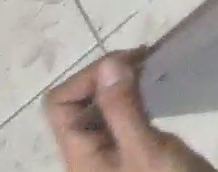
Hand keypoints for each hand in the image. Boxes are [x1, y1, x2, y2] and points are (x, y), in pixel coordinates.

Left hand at [45, 52, 217, 171]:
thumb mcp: (145, 150)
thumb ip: (123, 109)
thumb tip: (108, 63)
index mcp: (80, 156)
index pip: (60, 103)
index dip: (88, 77)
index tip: (130, 64)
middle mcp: (87, 154)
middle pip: (76, 103)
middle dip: (106, 75)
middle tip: (146, 61)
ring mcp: (108, 154)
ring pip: (100, 107)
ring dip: (121, 83)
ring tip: (152, 69)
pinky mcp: (130, 152)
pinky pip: (120, 116)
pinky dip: (134, 96)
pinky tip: (157, 91)